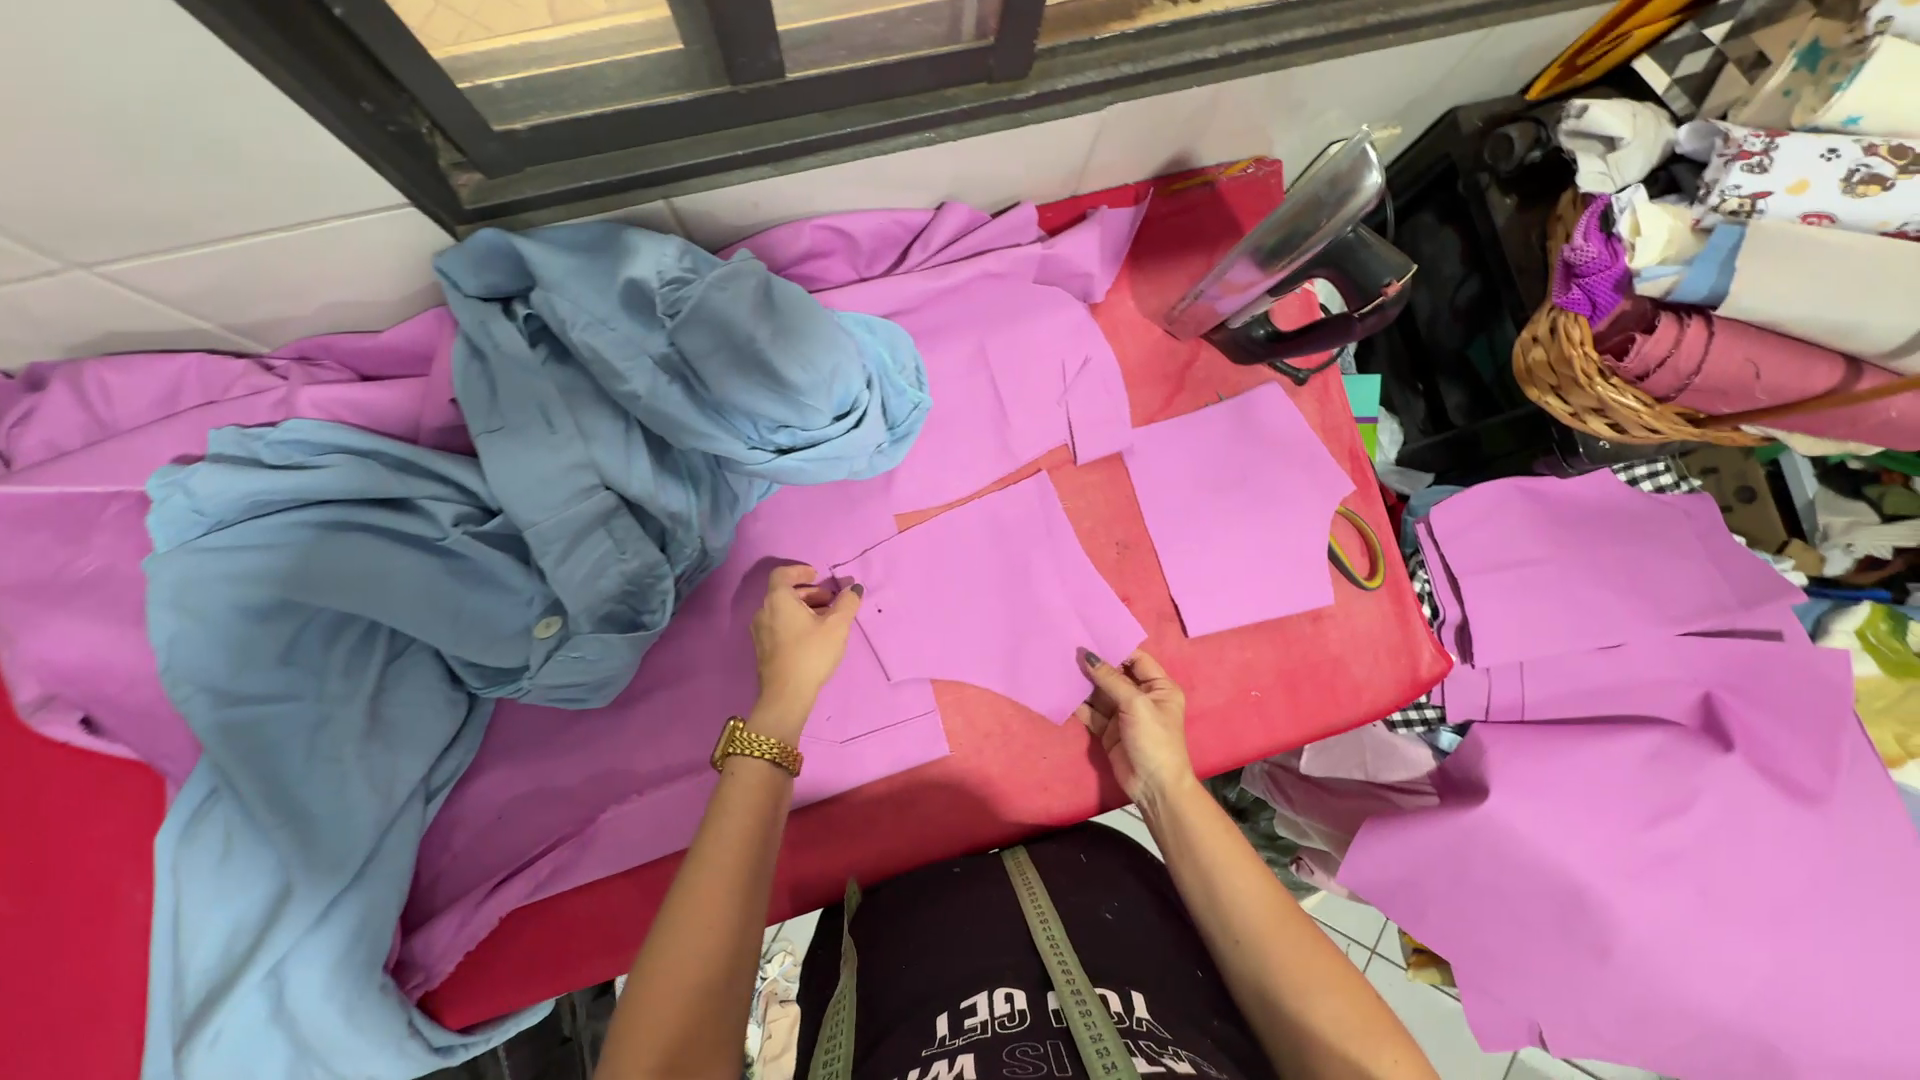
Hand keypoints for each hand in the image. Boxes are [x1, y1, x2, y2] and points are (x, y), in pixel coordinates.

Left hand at [749, 563, 862, 740]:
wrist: (786, 694)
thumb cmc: (811, 653)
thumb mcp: (837, 626)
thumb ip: (847, 603)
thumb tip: (854, 588)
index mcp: (778, 599)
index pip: (783, 574)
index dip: (800, 571)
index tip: (817, 575)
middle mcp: (763, 611)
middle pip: (784, 593)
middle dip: (809, 593)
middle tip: (830, 601)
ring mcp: (760, 631)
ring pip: (782, 610)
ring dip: (803, 608)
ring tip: (826, 620)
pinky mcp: (762, 648)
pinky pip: (778, 625)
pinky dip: (794, 622)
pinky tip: (812, 636)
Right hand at [1073, 648, 1195, 808]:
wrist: (1153, 786)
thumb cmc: (1154, 739)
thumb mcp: (1135, 704)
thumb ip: (1110, 679)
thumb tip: (1087, 655)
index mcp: (1159, 687)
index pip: (1136, 659)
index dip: (1114, 648)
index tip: (1089, 636)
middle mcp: (1142, 697)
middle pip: (1115, 675)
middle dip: (1094, 665)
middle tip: (1068, 647)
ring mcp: (1124, 714)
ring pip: (1100, 693)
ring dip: (1083, 683)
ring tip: (1060, 665)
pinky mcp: (1108, 730)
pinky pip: (1091, 712)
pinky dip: (1078, 704)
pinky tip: (1062, 691)